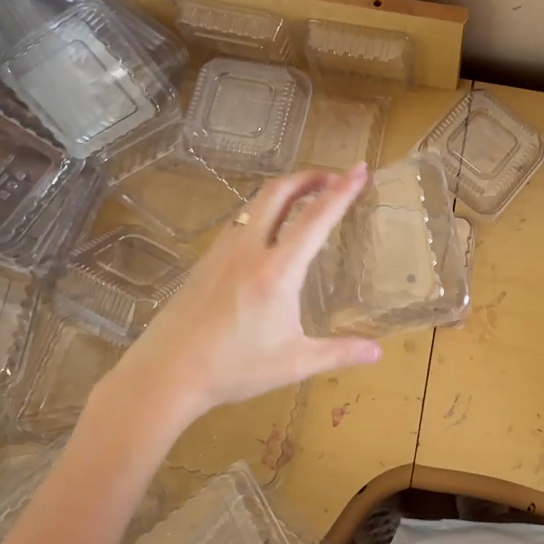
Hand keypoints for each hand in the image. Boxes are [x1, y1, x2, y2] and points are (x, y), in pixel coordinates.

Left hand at [107, 163, 382, 426]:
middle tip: (335, 177)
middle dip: (310, 176)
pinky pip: (239, 221)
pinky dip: (263, 210)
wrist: (166, 373)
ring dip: (285, 190)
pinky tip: (268, 229)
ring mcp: (223, 251)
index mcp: (277, 271)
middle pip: (279, 192)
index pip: (316, 218)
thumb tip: (377, 353)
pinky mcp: (206, 261)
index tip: (360, 170)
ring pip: (255, 202)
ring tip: (306, 195)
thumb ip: (339, 353)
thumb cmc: (233, 369)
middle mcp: (250, 250)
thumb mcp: (294, 363)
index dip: (342, 191)